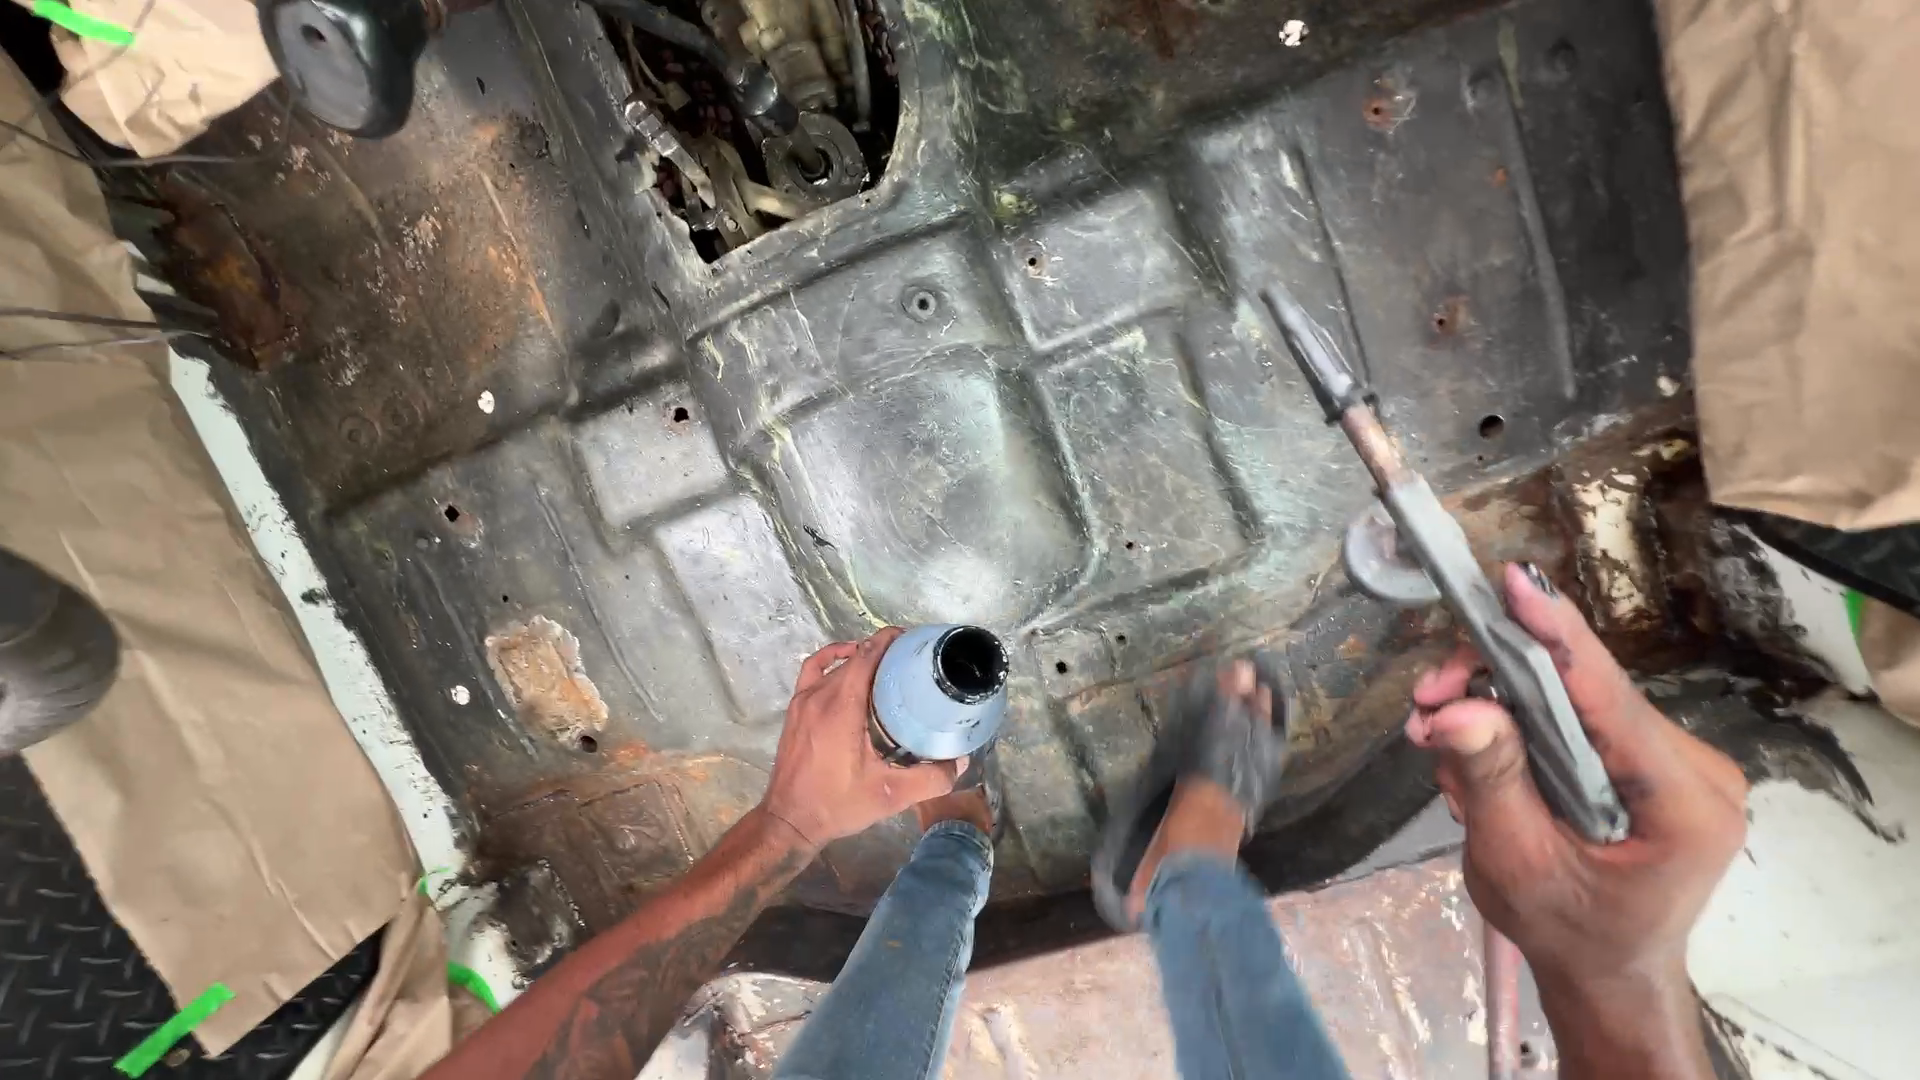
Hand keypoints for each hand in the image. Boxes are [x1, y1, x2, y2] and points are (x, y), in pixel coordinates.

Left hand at [760, 627, 961, 851]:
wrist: (789, 821)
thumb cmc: (838, 804)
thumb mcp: (889, 795)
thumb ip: (930, 779)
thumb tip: (960, 762)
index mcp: (842, 708)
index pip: (867, 656)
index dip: (890, 641)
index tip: (914, 641)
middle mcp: (820, 696)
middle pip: (856, 657)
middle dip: (883, 651)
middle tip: (912, 660)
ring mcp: (803, 700)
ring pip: (837, 664)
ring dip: (862, 657)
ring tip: (888, 664)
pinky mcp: (795, 709)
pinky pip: (813, 669)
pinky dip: (832, 658)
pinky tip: (848, 661)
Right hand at [1405, 563, 1747, 995]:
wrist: (1600, 967)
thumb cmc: (1562, 926)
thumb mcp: (1515, 859)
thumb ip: (1491, 778)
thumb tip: (1455, 706)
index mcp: (1680, 800)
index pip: (1606, 695)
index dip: (1556, 633)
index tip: (1514, 581)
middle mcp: (1687, 766)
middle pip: (1574, 687)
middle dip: (1489, 685)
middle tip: (1421, 708)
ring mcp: (1664, 760)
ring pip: (1560, 697)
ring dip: (1487, 707)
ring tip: (1433, 739)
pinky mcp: (1635, 758)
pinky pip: (1561, 716)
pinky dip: (1505, 725)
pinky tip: (1470, 757)